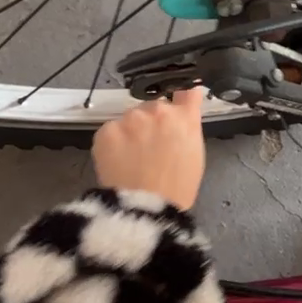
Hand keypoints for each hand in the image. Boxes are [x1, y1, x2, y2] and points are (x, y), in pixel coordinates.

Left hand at [91, 88, 206, 210]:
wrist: (145, 209)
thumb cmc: (176, 189)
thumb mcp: (195, 156)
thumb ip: (190, 125)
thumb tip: (191, 98)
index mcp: (184, 118)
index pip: (185, 93)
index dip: (179, 99)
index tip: (177, 104)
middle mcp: (158, 111)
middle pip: (153, 108)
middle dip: (152, 122)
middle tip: (150, 149)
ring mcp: (131, 119)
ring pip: (129, 118)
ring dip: (131, 132)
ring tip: (133, 160)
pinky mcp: (107, 130)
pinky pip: (110, 131)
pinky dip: (113, 144)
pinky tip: (119, 163)